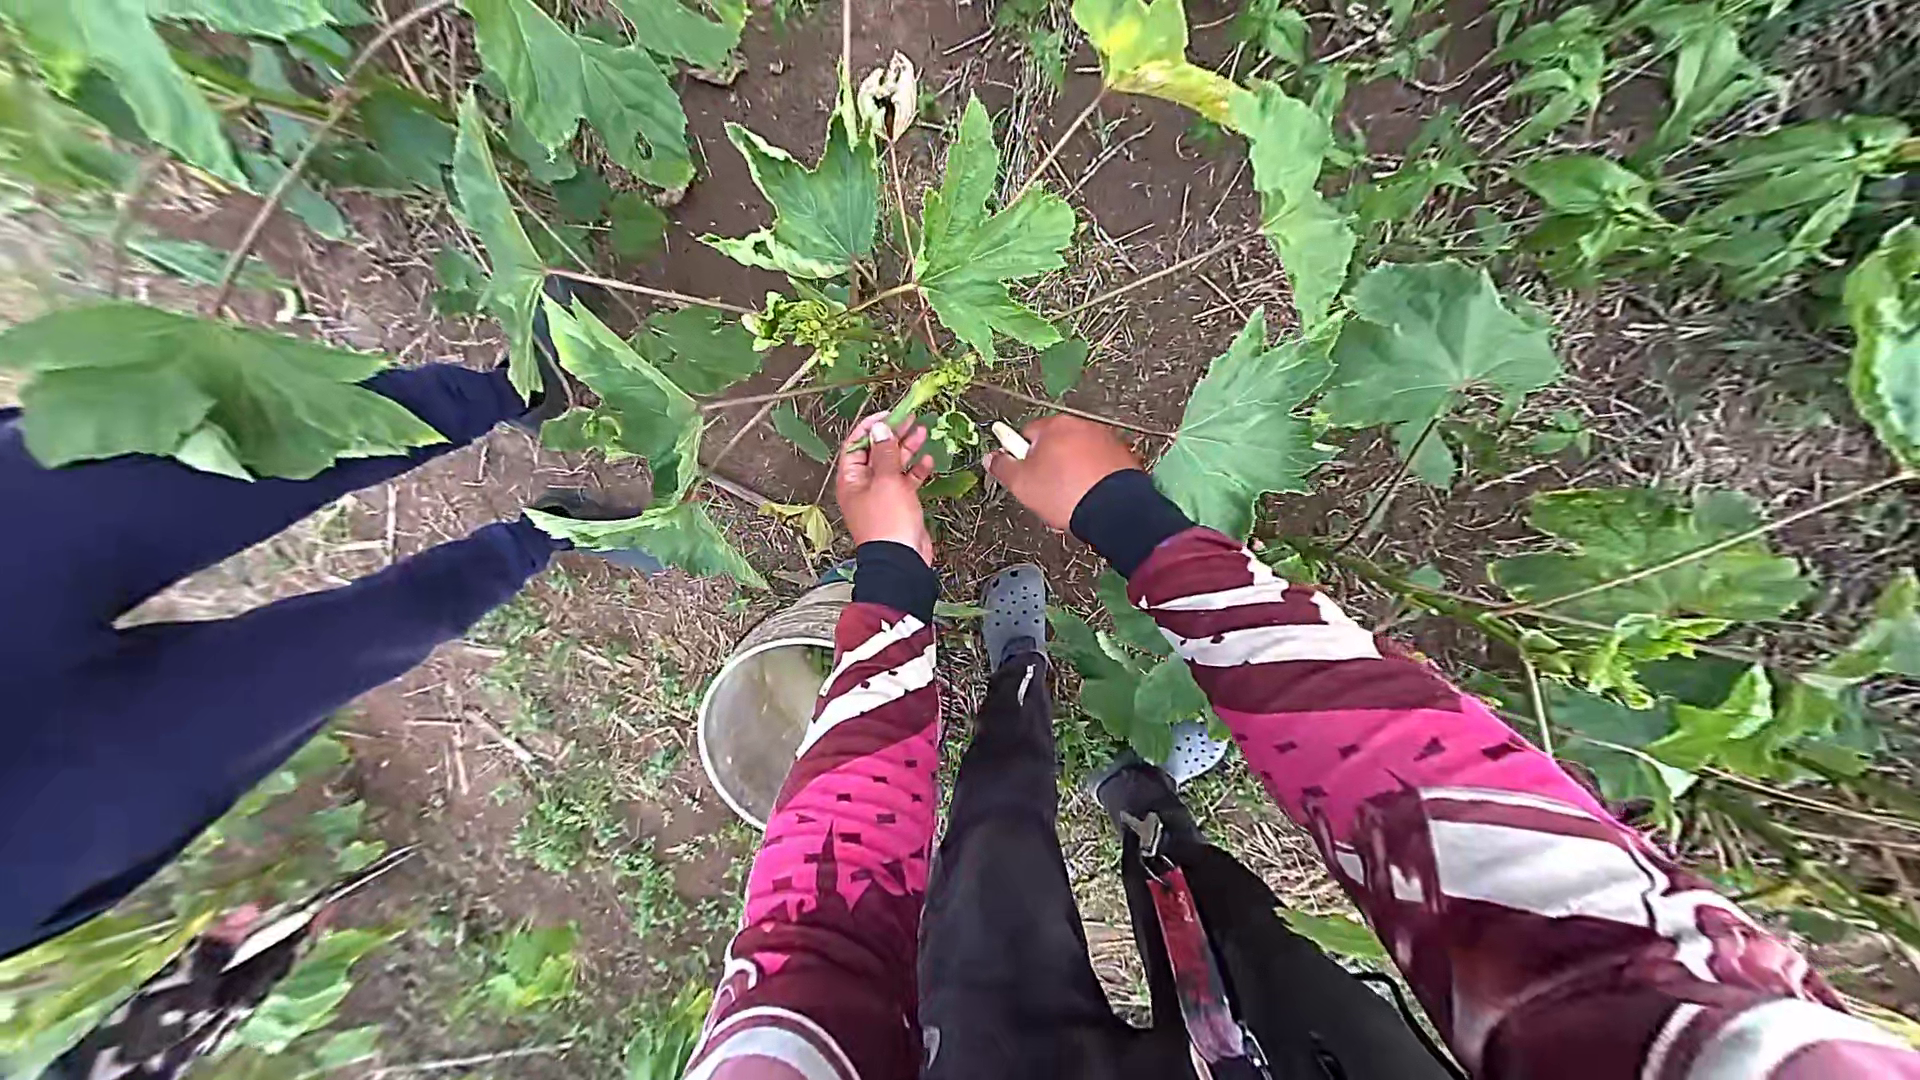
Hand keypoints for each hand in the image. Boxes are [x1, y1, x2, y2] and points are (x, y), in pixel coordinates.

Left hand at [836, 412, 935, 563]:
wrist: (901, 559)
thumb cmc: (888, 522)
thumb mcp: (886, 480)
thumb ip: (885, 452)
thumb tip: (880, 429)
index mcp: (851, 479)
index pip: (856, 444)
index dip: (872, 427)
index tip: (890, 414)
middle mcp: (864, 485)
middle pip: (877, 452)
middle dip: (893, 434)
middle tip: (910, 419)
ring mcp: (882, 496)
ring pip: (894, 465)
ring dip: (907, 449)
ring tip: (922, 432)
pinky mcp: (899, 505)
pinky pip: (906, 482)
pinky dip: (916, 470)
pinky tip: (927, 460)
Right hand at [985, 415, 1139, 529]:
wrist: (1113, 510)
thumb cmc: (1067, 493)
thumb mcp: (1021, 484)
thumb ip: (1003, 467)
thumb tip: (992, 458)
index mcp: (1054, 427)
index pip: (1026, 434)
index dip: (1022, 458)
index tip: (1024, 475)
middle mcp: (1081, 426)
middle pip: (1054, 444)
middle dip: (1048, 465)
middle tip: (1045, 491)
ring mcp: (1104, 440)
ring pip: (1077, 456)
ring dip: (1071, 472)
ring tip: (1069, 498)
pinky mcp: (1122, 457)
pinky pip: (1097, 466)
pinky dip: (1092, 478)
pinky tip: (1087, 498)